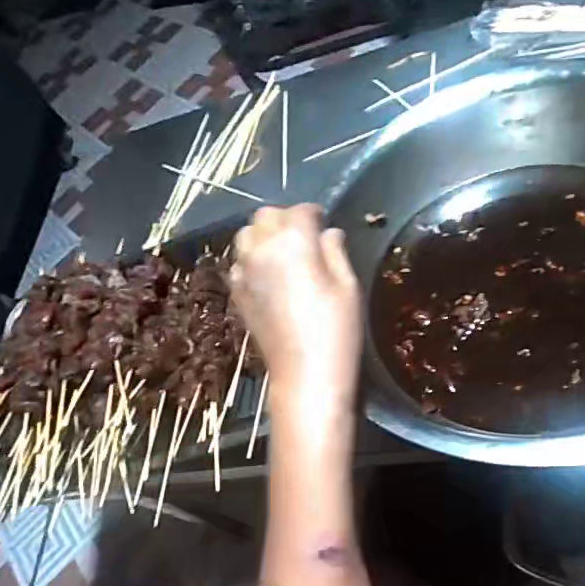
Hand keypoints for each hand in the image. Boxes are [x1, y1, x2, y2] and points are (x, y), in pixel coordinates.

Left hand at [230, 204, 361, 409]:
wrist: (305, 375)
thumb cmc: (336, 331)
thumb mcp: (348, 286)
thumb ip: (335, 251)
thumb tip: (328, 232)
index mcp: (294, 242)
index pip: (300, 211)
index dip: (314, 212)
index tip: (323, 221)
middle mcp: (262, 249)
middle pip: (266, 216)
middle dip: (285, 219)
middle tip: (305, 235)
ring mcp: (244, 271)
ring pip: (246, 234)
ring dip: (264, 235)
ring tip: (284, 252)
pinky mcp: (236, 292)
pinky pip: (239, 261)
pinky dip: (252, 259)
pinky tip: (270, 275)